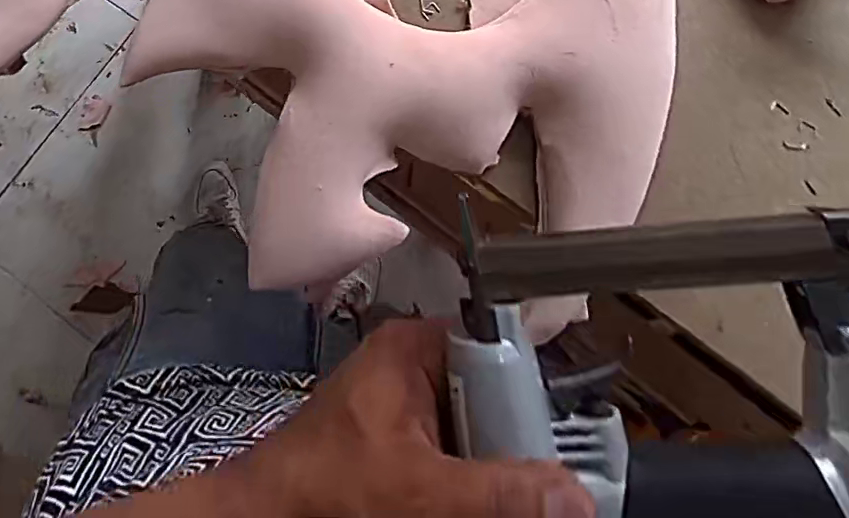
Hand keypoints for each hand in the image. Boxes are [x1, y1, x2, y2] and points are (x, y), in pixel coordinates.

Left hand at [95, 318, 595, 516]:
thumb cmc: (328, 483)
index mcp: (413, 347)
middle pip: (490, 390)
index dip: (528, 391)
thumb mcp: (420, 488)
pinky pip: (454, 443)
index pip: (493, 347)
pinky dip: (469, 473)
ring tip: (509, 493)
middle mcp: (412, 362)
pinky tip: (471, 500)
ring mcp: (407, 397)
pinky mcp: (402, 431)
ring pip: (475, 423)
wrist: (274, 508)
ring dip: (495, 460)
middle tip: (539, 482)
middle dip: (513, 437)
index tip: (559, 436)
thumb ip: (498, 491)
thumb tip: (574, 497)